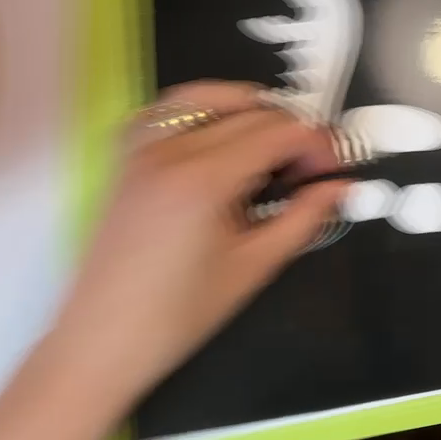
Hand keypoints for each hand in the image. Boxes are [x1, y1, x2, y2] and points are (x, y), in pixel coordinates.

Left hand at [43, 81, 348, 399]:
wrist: (100, 344)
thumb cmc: (176, 316)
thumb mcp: (254, 267)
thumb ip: (304, 218)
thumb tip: (340, 188)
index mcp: (204, 179)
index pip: (280, 132)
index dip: (318, 145)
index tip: (332, 172)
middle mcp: (170, 152)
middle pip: (252, 111)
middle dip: (292, 133)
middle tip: (310, 171)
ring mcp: (142, 151)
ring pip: (208, 95)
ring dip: (250, 108)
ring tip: (272, 144)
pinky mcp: (127, 160)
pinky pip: (167, 110)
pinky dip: (201, 109)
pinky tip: (220, 137)